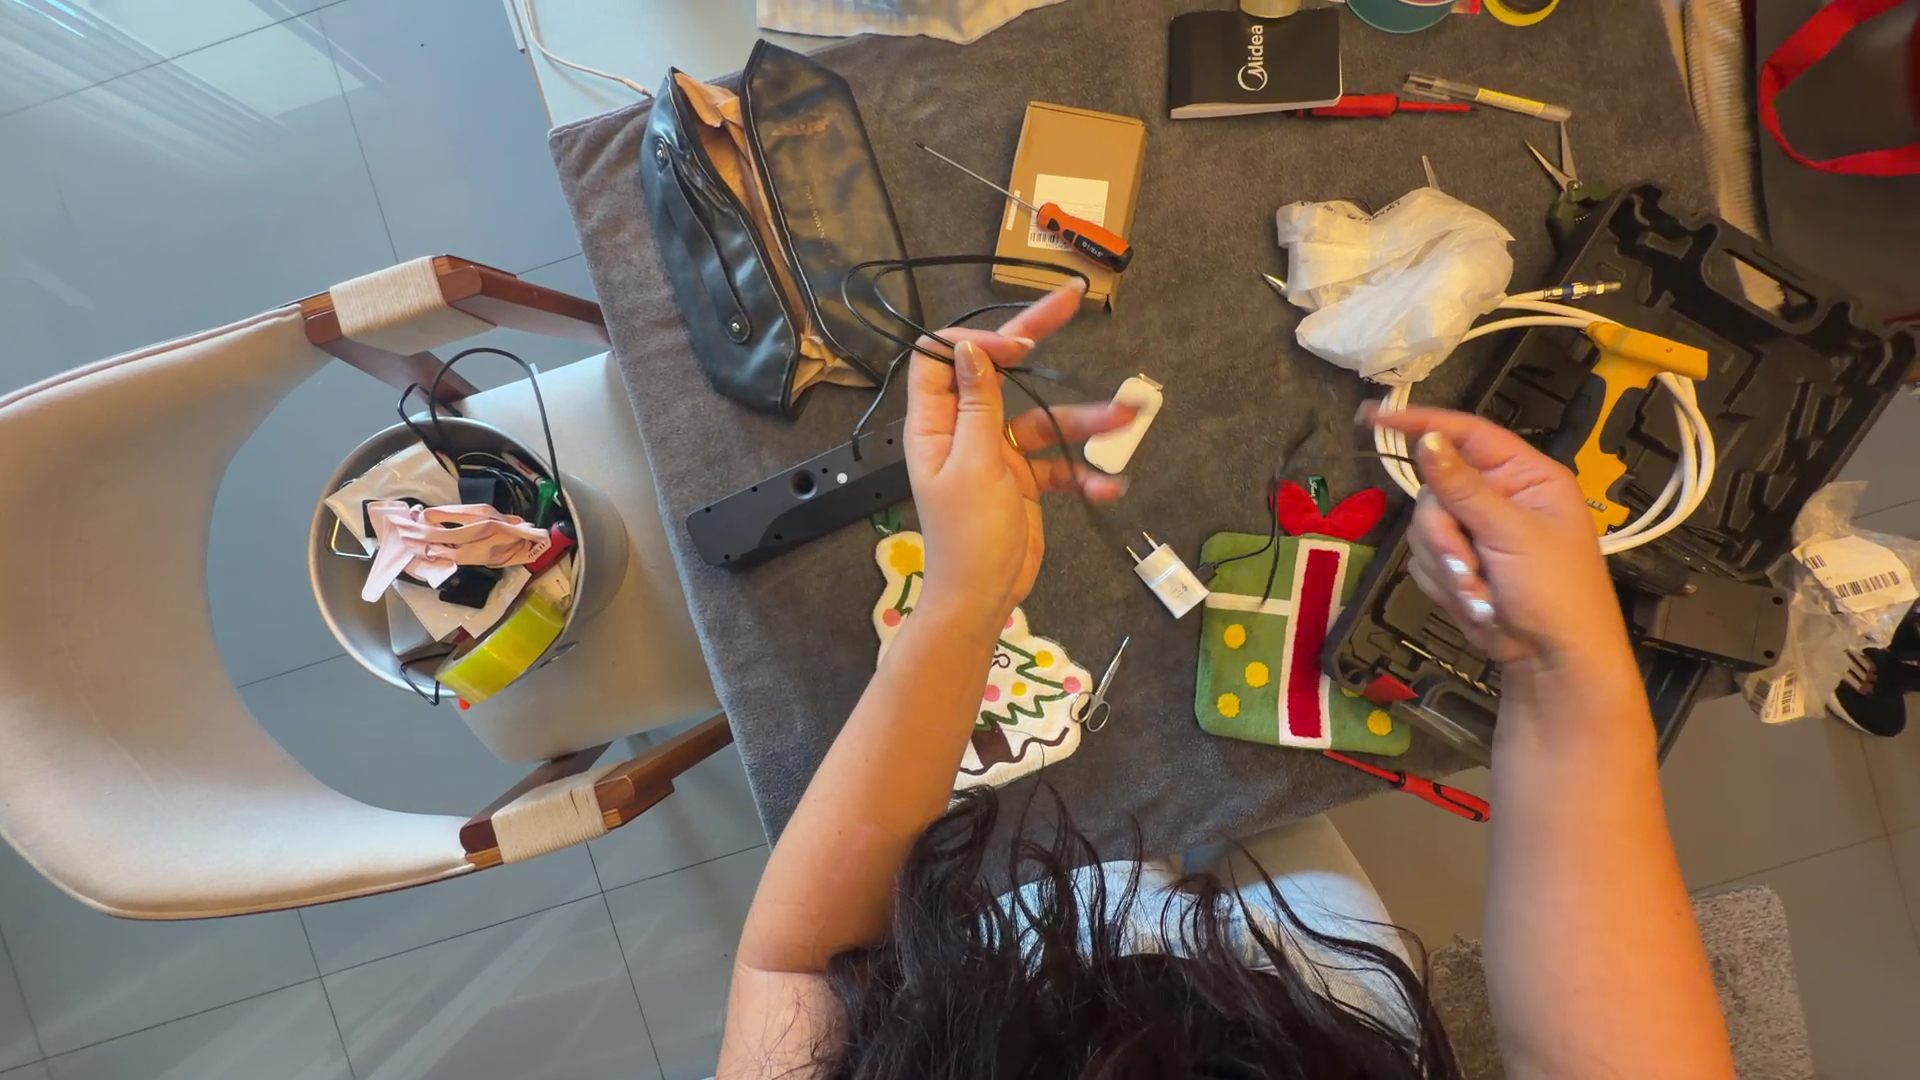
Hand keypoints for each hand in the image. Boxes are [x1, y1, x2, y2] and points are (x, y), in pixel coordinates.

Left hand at [904, 281, 1134, 639]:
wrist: (984, 599)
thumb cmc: (969, 536)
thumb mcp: (974, 466)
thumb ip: (976, 407)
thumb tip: (966, 348)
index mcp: (936, 426)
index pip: (941, 362)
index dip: (975, 343)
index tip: (1018, 344)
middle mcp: (964, 432)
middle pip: (998, 375)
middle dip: (1034, 340)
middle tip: (1071, 300)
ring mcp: (997, 456)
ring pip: (1042, 421)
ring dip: (1084, 420)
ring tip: (1129, 415)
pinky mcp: (1025, 481)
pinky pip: (1057, 463)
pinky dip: (1082, 472)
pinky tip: (1108, 486)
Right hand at [1362, 405, 1637, 687]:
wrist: (1552, 659)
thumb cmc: (1556, 592)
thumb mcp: (1511, 534)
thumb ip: (1462, 487)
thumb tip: (1425, 440)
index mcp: (1524, 477)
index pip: (1466, 435)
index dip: (1422, 423)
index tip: (1376, 417)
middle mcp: (1496, 497)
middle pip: (1433, 492)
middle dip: (1443, 534)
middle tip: (1468, 565)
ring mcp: (1473, 529)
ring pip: (1423, 528)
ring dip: (1446, 563)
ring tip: (1480, 591)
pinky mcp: (1455, 559)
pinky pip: (1422, 557)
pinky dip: (1443, 581)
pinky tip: (1474, 599)